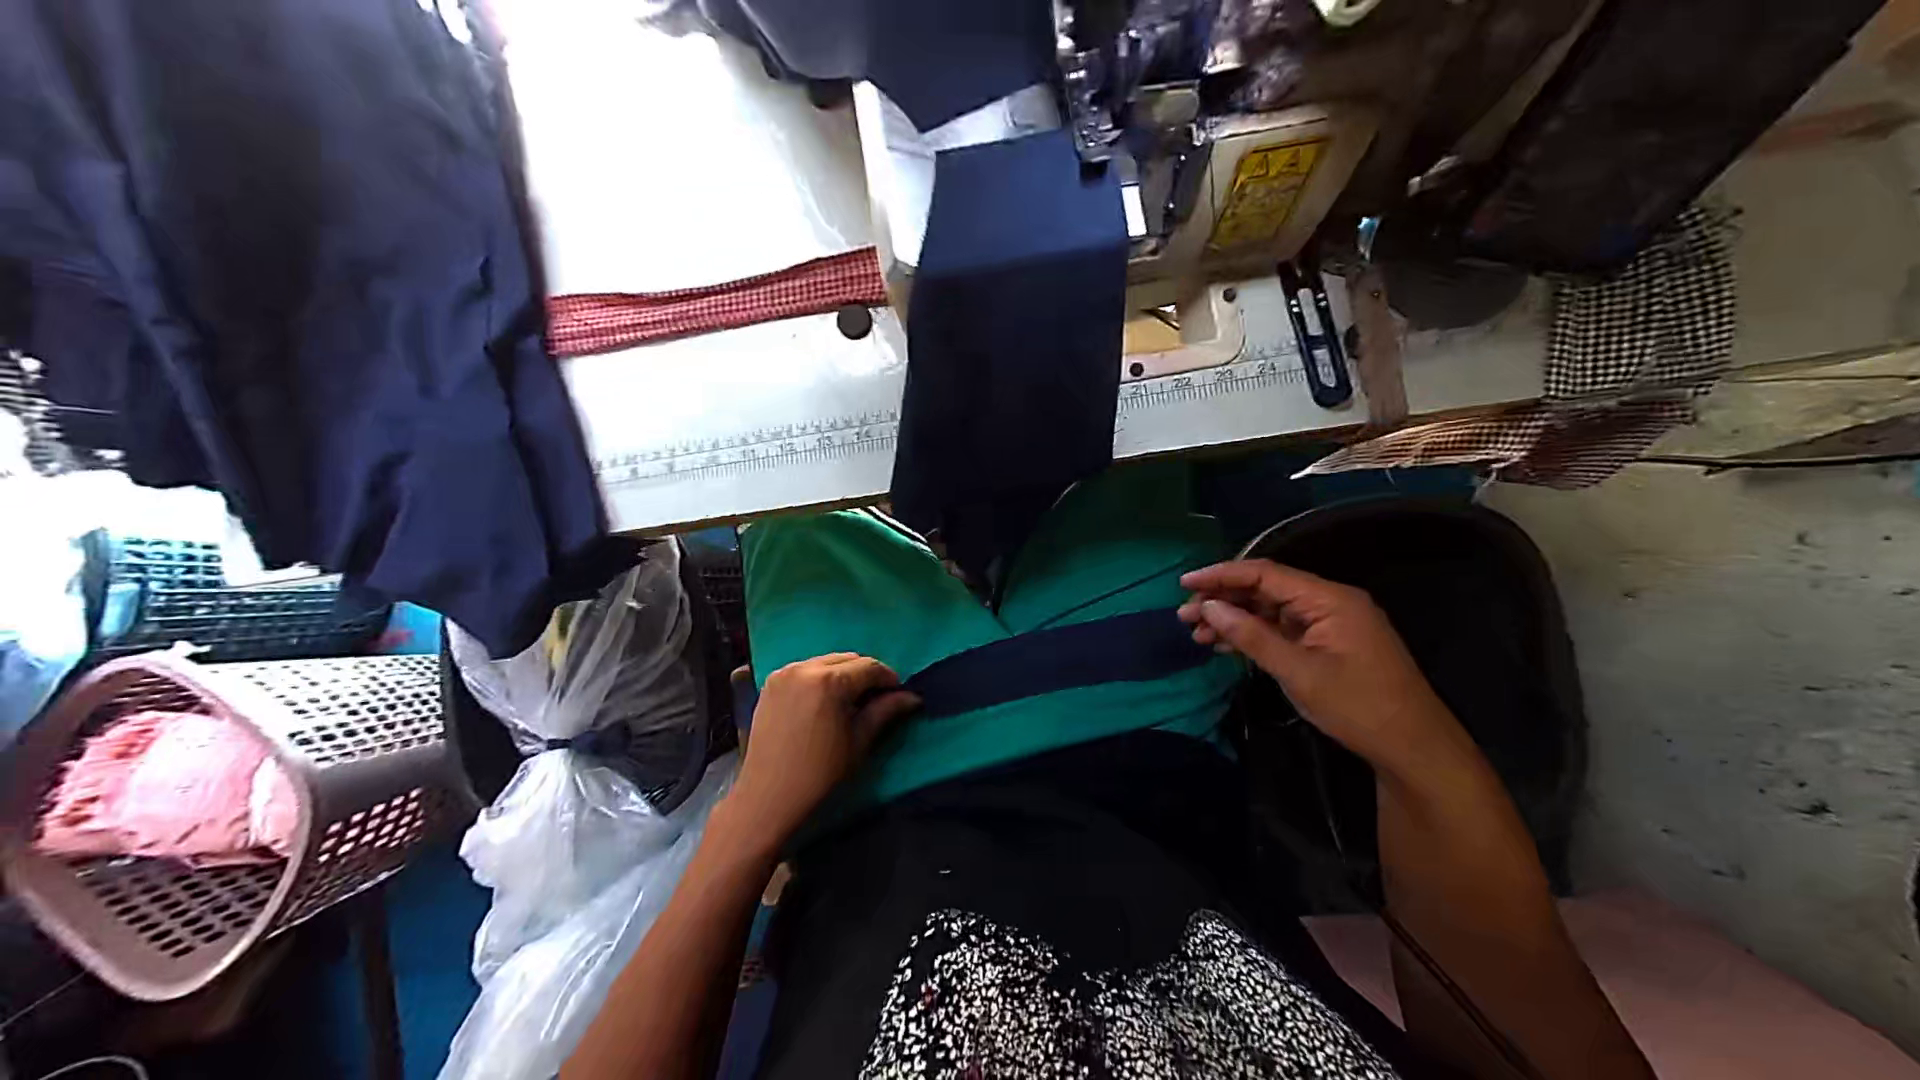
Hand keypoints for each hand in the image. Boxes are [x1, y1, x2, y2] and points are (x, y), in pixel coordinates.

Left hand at [722, 653, 919, 850]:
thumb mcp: (859, 742)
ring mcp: (784, 674)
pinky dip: (819, 678)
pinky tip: (823, 702)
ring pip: (826, 662)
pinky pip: (804, 670)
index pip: (870, 667)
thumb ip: (885, 711)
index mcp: (830, 682)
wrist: (768, 797)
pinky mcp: (770, 684)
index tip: (898, 694)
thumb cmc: (820, 774)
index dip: (889, 679)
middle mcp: (805, 668)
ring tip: (849, 702)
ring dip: (842, 674)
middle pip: (847, 659)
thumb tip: (912, 697)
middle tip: (875, 699)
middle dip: (865, 674)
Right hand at [1178, 560, 1472, 780]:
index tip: (1184, 584)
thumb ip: (1251, 635)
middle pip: (1265, 589)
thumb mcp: (1297, 672)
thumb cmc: (1357, 707)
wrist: (1412, 748)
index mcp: (1328, 599)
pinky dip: (1252, 634)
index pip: (1265, 573)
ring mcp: (1328, 623)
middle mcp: (1329, 602)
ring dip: (1233, 618)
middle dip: (1223, 599)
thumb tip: (1209, 607)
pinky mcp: (1327, 643)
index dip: (1221, 575)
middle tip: (1185, 616)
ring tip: (1197, 633)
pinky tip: (1225, 645)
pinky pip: (1282, 628)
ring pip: (1270, 609)